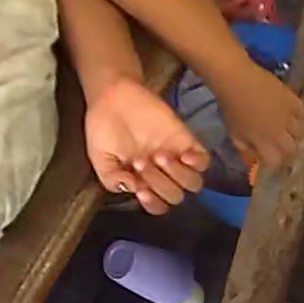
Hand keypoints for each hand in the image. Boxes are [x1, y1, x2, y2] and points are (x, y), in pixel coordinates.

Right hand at [86, 79, 208, 213]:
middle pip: (176, 196)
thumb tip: (132, 188)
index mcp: (146, 183)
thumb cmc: (105, 129)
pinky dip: (197, 163)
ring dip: (177, 174)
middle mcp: (165, 175)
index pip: (159, 206)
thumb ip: (112, 179)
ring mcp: (178, 160)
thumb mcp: (100, 158)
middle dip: (159, 183)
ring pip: (193, 183)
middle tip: (140, 161)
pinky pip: (204, 162)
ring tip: (158, 155)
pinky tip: (183, 156)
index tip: (140, 189)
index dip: (153, 203)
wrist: (112, 96)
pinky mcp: (187, 143)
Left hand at [212, 59, 303, 175]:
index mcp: (265, 144)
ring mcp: (288, 117)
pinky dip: (299, 114)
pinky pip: (302, 112)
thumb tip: (254, 157)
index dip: (274, 161)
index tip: (271, 156)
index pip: (276, 161)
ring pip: (301, 132)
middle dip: (288, 148)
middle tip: (282, 143)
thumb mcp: (234, 133)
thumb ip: (245, 148)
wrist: (235, 79)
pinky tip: (293, 113)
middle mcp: (280, 134)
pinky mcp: (292, 100)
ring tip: (290, 129)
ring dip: (295, 132)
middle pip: (293, 149)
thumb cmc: (231, 107)